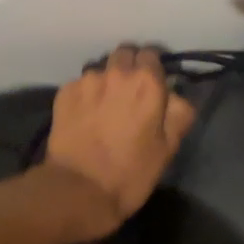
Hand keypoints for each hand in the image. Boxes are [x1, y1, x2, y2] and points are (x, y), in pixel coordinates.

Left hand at [42, 44, 196, 237]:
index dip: (153, 68)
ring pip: (101, 68)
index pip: (151, 54)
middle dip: (129, 66)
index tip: (153, 84)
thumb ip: (178, 113)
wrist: (79, 190)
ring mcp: (87, 80)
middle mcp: (116, 72)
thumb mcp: (168, 149)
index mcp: (146, 83)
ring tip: (105, 105)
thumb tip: (177, 95)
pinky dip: (85, 94)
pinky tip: (85, 116)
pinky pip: (80, 84)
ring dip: (106, 80)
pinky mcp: (65, 91)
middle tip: (130, 92)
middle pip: (125, 53)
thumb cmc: (130, 173)